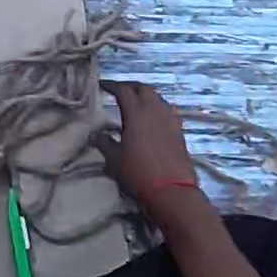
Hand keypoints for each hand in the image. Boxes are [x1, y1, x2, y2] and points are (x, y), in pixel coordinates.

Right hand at [93, 81, 204, 218]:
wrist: (171, 190)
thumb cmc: (138, 173)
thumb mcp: (113, 159)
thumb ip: (104, 142)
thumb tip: (97, 134)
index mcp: (137, 113)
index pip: (123, 90)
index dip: (111, 85)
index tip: (102, 85)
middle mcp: (155, 110)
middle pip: (143, 88)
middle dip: (130, 87)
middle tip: (119, 92)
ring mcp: (170, 119)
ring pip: (157, 98)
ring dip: (145, 96)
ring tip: (135, 103)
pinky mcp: (179, 130)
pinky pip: (166, 110)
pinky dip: (156, 108)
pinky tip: (151, 119)